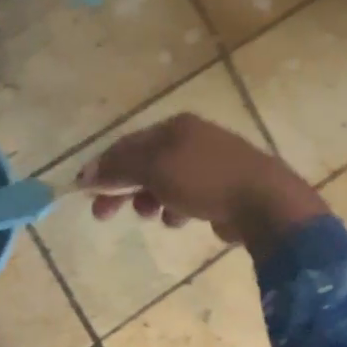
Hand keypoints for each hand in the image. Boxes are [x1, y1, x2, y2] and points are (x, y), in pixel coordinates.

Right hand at [79, 113, 325, 249]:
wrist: (263, 202)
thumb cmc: (203, 179)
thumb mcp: (153, 169)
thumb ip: (117, 168)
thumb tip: (85, 173)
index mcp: (175, 127)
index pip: (127, 144)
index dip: (102, 166)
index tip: (83, 190)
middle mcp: (191, 139)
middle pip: (143, 164)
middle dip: (120, 188)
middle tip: (101, 213)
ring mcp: (208, 164)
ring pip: (162, 182)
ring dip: (147, 200)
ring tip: (149, 215)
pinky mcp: (220, 188)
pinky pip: (184, 197)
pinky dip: (174, 208)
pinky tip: (178, 219)